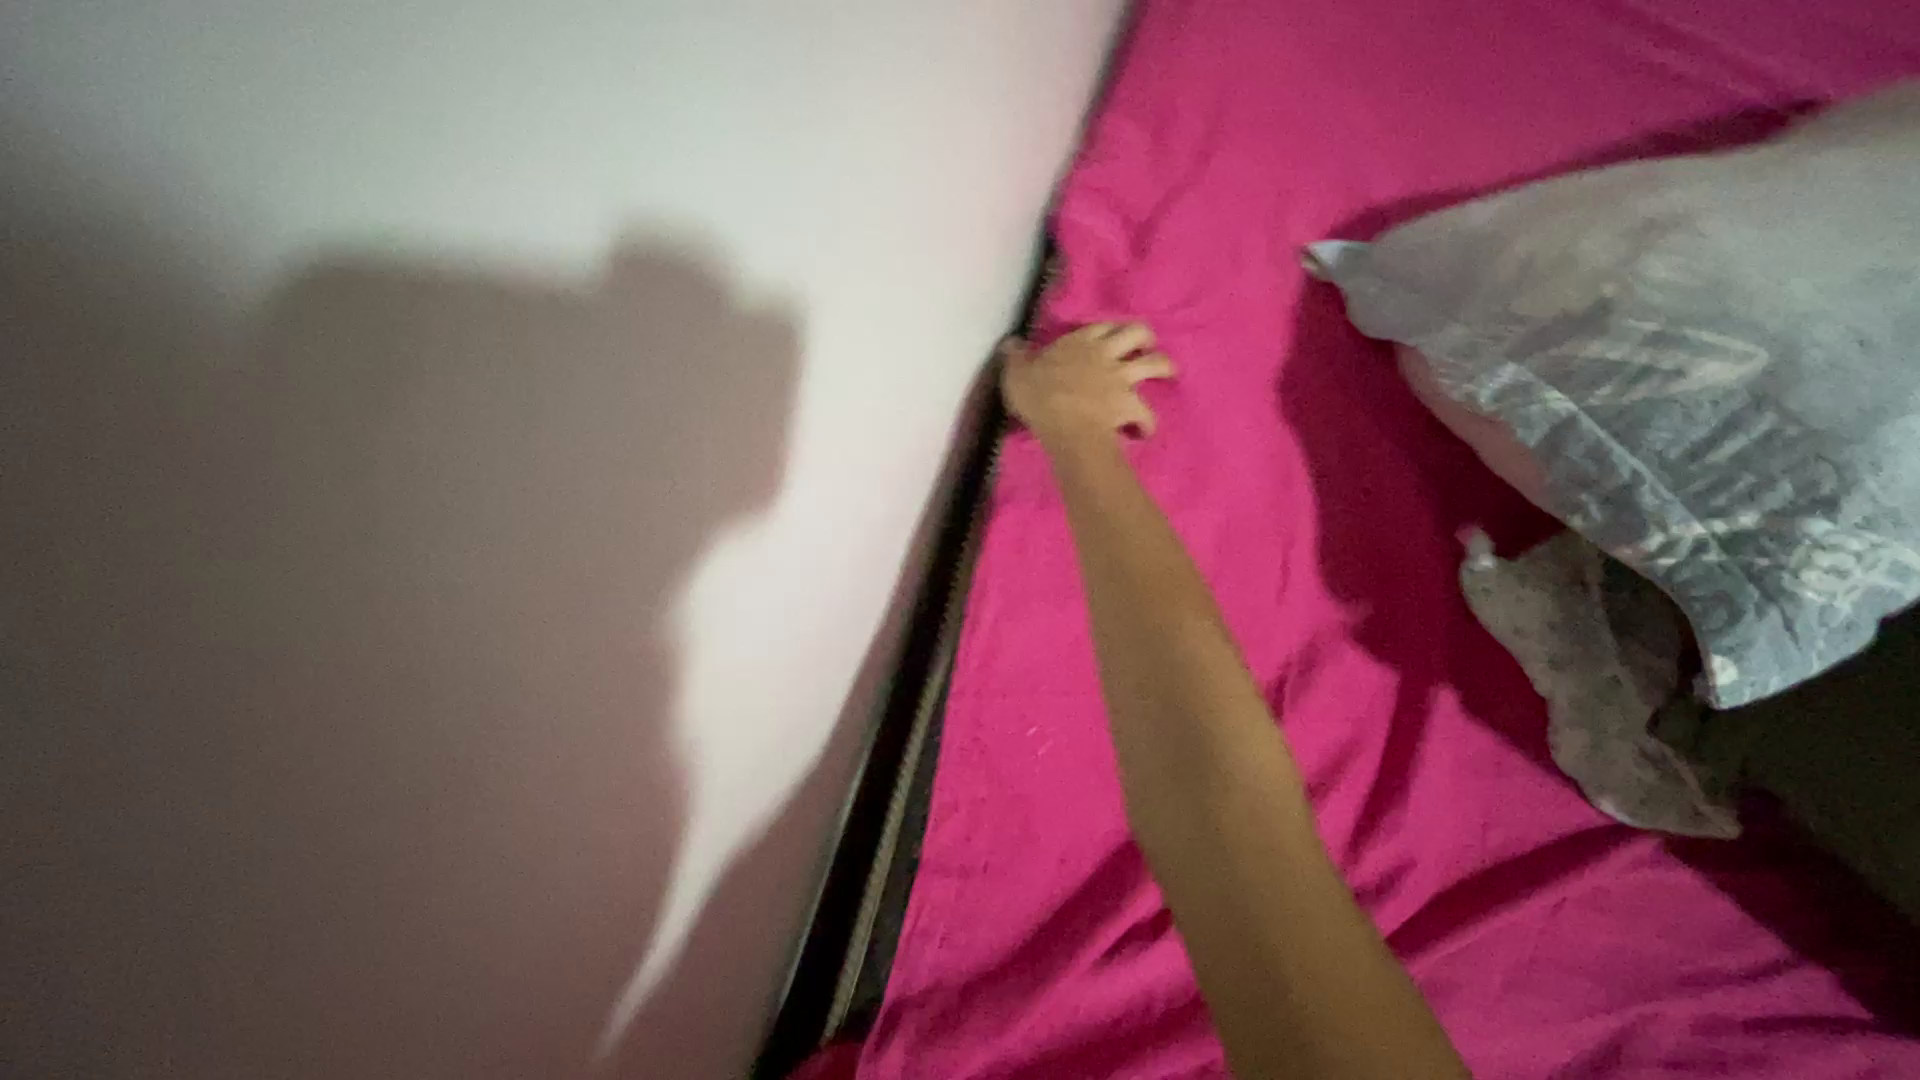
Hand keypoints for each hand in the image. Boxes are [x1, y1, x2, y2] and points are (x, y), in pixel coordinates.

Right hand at [1000, 323, 1174, 446]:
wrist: (1063, 419)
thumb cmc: (1038, 393)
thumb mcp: (1016, 371)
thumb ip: (1015, 356)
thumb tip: (1009, 342)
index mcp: (1079, 342)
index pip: (1101, 325)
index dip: (1109, 328)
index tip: (1113, 334)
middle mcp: (1105, 354)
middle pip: (1136, 333)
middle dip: (1145, 337)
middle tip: (1146, 345)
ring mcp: (1122, 379)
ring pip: (1154, 364)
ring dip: (1165, 366)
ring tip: (1169, 372)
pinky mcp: (1130, 405)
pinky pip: (1147, 414)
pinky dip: (1148, 423)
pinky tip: (1145, 431)